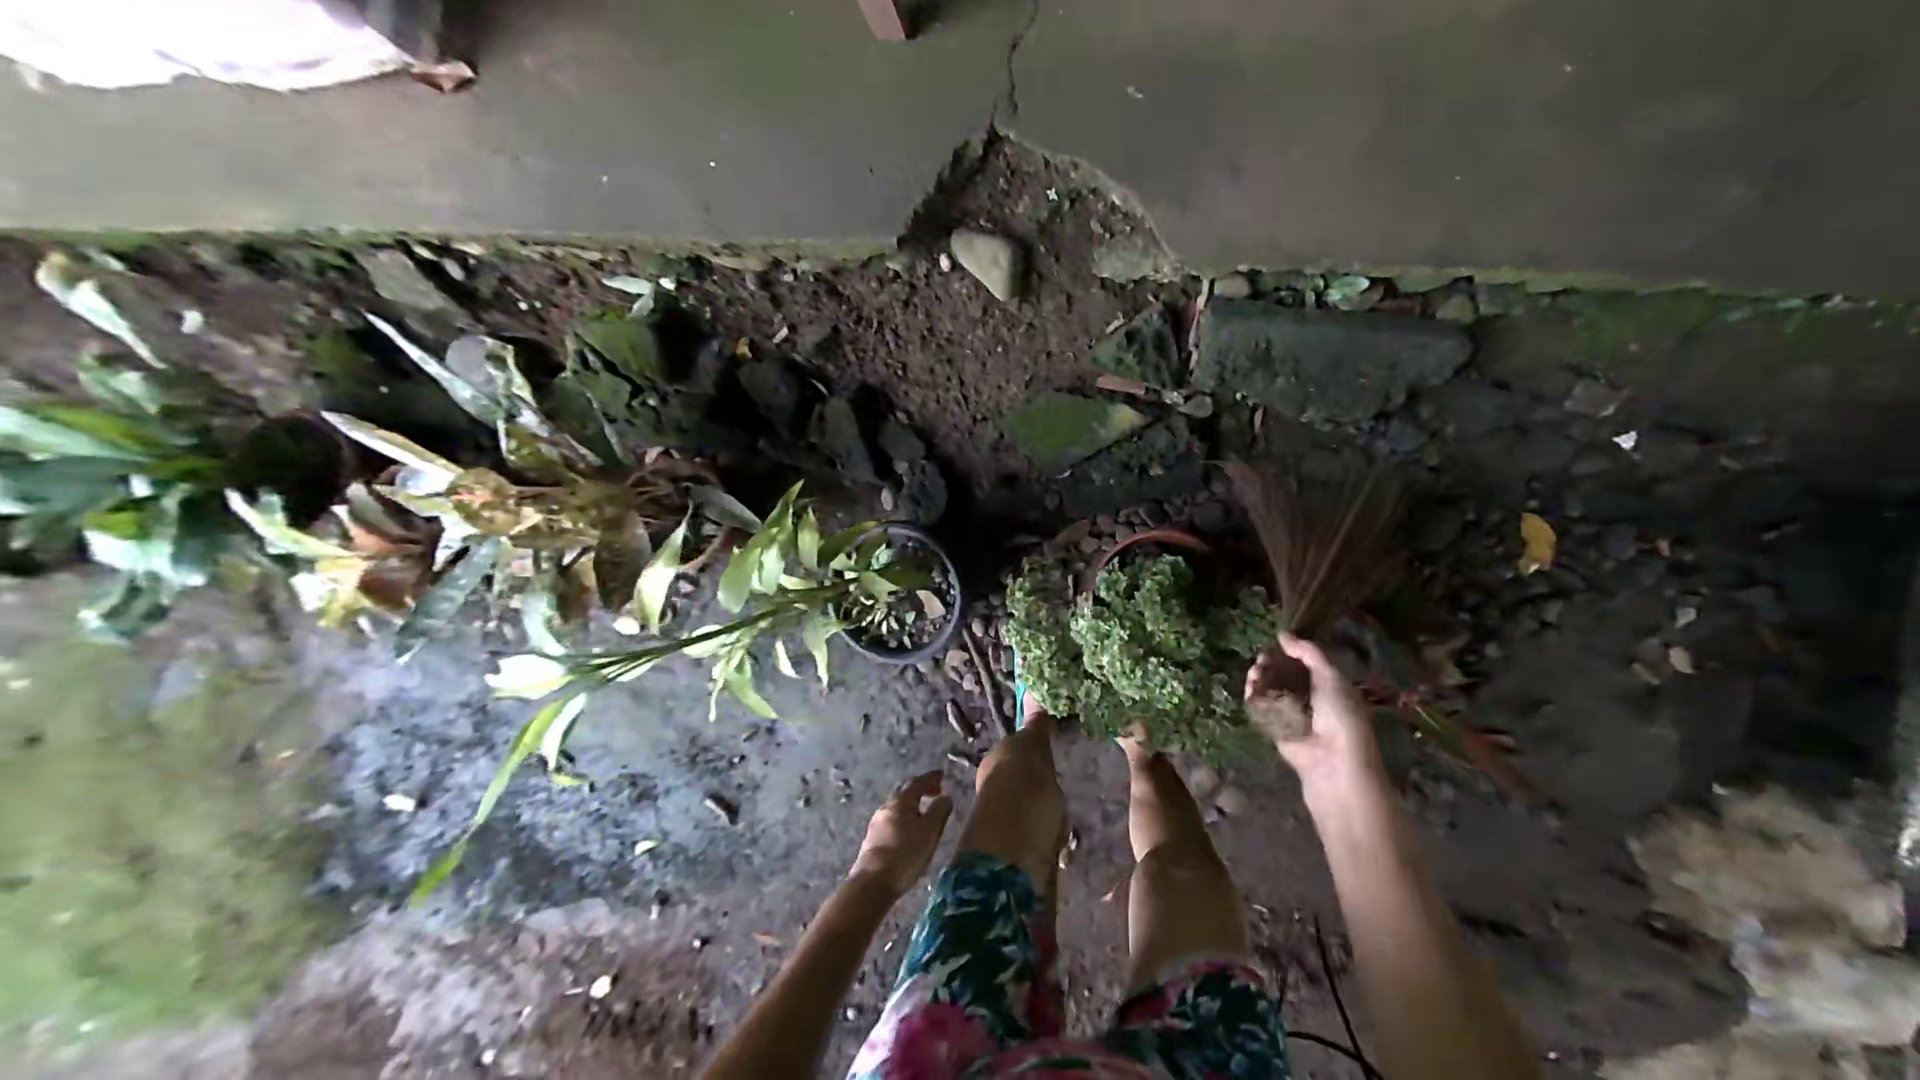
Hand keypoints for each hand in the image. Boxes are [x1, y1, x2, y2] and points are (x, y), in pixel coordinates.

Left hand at [849, 771, 953, 896]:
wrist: (872, 883)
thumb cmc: (906, 855)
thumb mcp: (930, 833)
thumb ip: (940, 812)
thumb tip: (946, 797)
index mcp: (901, 801)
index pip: (917, 782)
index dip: (930, 777)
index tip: (941, 775)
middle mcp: (887, 807)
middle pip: (905, 790)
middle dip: (921, 787)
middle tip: (936, 790)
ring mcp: (877, 822)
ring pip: (897, 805)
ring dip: (912, 802)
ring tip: (925, 810)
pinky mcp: (873, 837)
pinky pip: (892, 818)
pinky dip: (905, 815)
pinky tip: (909, 828)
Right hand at [1247, 634, 1384, 796]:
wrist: (1333, 760)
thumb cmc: (1340, 715)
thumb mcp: (1330, 676)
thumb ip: (1308, 653)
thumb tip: (1283, 634)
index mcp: (1329, 684)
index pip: (1303, 663)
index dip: (1288, 653)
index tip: (1275, 645)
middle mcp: (1310, 697)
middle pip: (1283, 674)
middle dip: (1271, 665)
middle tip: (1261, 660)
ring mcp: (1291, 713)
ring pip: (1270, 689)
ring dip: (1260, 679)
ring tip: (1254, 675)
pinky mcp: (1275, 727)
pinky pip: (1261, 708)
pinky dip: (1254, 698)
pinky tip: (1251, 690)